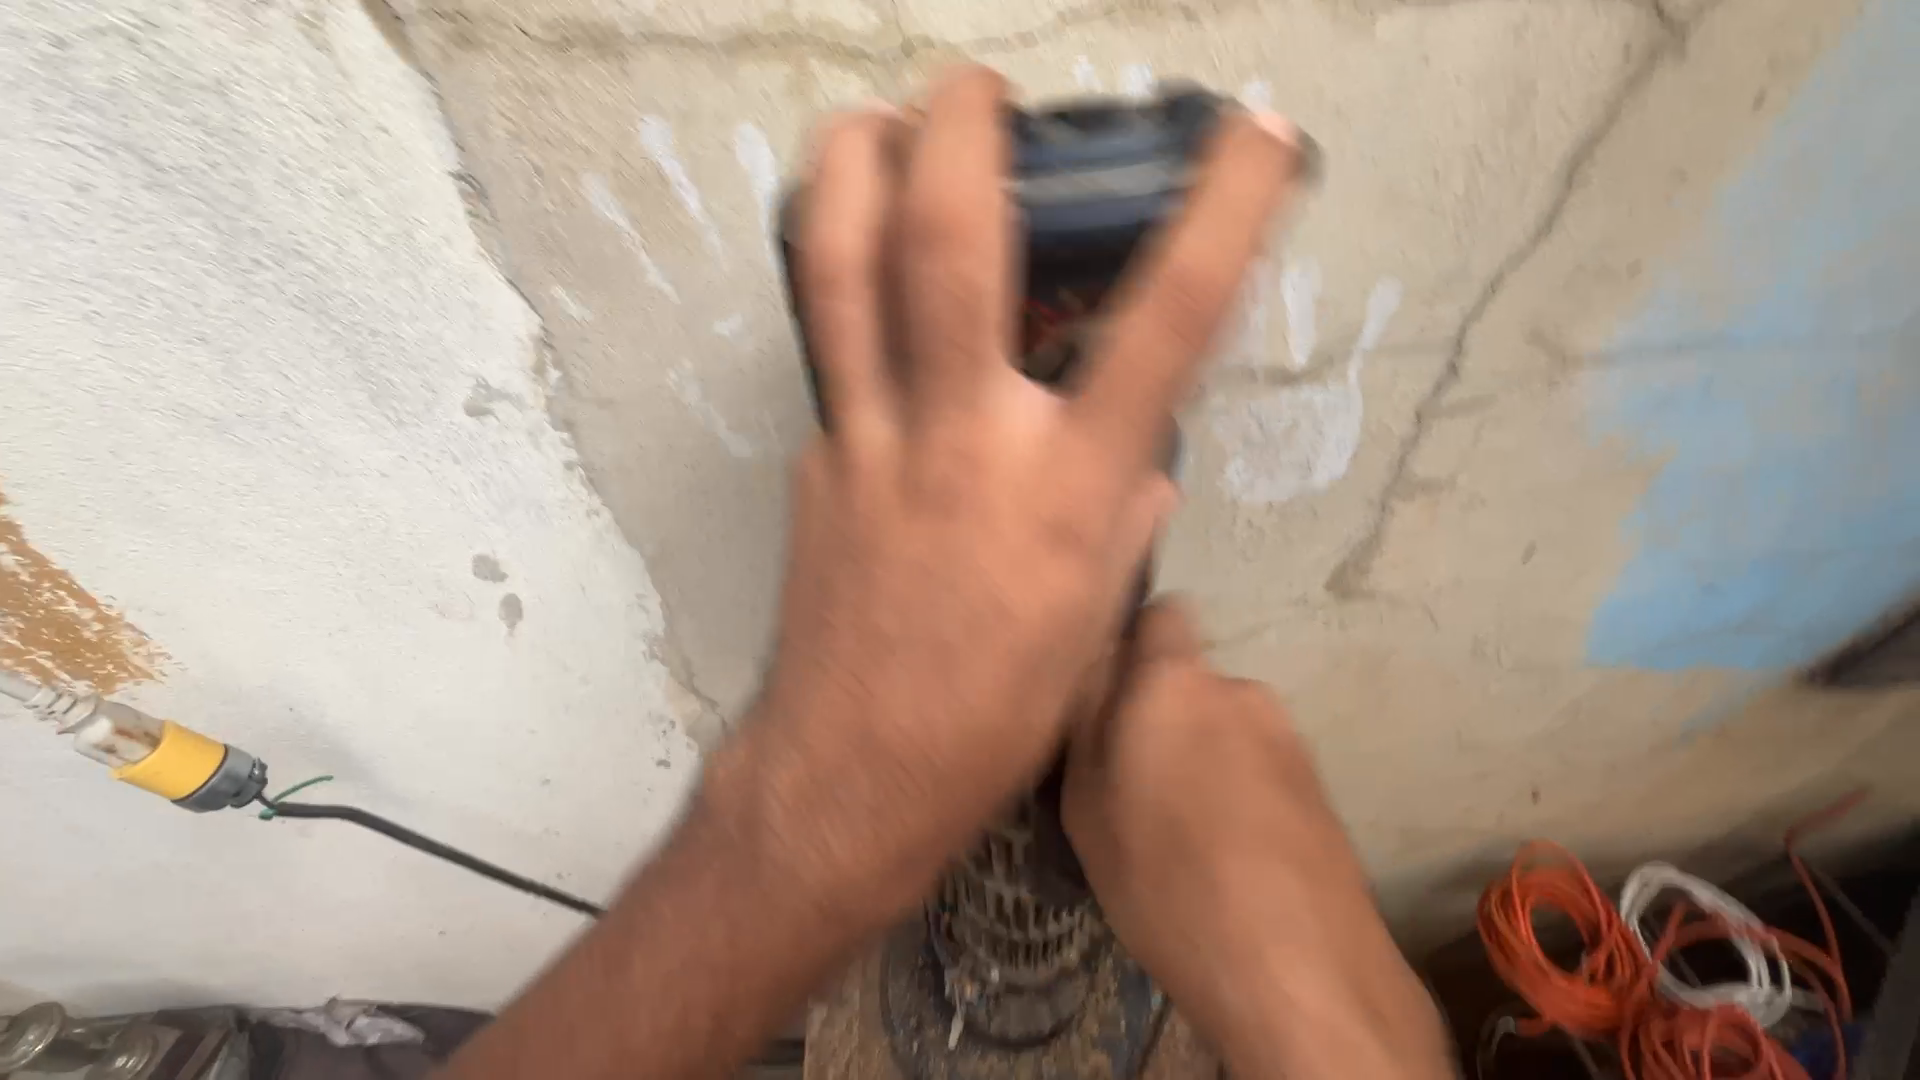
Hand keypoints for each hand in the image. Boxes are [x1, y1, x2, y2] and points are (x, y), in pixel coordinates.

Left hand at [733, 68, 1306, 924]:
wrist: (858, 768)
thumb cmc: (997, 712)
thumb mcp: (1091, 617)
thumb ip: (1120, 513)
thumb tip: (1136, 450)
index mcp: (1069, 488)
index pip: (1167, 322)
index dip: (1224, 213)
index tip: (1256, 134)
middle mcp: (968, 439)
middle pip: (951, 243)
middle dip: (959, 132)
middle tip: (971, 87)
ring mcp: (871, 442)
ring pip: (842, 271)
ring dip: (852, 172)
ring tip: (869, 122)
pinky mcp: (814, 461)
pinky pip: (831, 360)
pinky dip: (847, 307)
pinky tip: (861, 300)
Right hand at [1064, 601, 1452, 1079]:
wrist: (1302, 973)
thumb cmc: (1166, 881)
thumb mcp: (1086, 804)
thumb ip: (1085, 719)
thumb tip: (1092, 665)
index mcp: (1176, 682)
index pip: (1160, 613)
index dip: (1131, 641)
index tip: (1107, 694)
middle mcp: (1239, 690)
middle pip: (1184, 678)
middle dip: (1156, 712)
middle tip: (1130, 784)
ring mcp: (1288, 737)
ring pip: (1219, 723)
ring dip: (1196, 753)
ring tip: (1180, 830)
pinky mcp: (1318, 783)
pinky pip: (1255, 761)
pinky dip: (1234, 786)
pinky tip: (1226, 852)